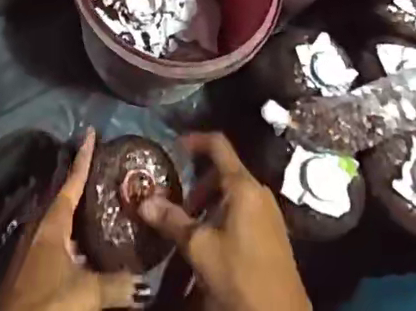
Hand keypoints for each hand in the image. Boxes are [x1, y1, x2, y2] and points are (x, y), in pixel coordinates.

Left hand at [0, 129, 147, 310]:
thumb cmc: (47, 304)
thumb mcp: (87, 293)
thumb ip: (118, 284)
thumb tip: (146, 283)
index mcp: (51, 226)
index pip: (71, 183)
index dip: (83, 158)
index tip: (91, 133)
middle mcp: (38, 232)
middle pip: (61, 199)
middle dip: (78, 183)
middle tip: (99, 167)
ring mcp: (29, 253)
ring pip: (56, 223)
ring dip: (73, 212)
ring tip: (95, 203)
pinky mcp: (27, 274)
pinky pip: (52, 243)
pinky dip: (69, 236)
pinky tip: (83, 246)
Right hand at [137, 133, 310, 310]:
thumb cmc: (239, 274)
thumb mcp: (200, 248)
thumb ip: (173, 221)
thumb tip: (145, 201)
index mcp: (243, 185)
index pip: (218, 145)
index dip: (195, 140)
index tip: (173, 147)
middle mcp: (258, 190)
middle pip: (224, 172)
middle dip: (197, 185)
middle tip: (176, 206)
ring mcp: (267, 210)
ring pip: (232, 193)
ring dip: (209, 204)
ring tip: (189, 228)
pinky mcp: (271, 230)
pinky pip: (242, 209)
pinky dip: (222, 215)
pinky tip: (210, 242)